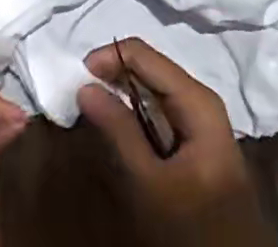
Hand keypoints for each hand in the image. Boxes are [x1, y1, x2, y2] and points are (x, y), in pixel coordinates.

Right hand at [77, 39, 272, 246]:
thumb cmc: (192, 223)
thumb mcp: (149, 182)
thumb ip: (119, 130)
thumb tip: (85, 87)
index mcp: (196, 98)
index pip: (143, 54)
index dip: (108, 57)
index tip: (77, 75)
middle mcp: (199, 95)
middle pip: (149, 65)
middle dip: (113, 72)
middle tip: (79, 90)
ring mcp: (199, 113)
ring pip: (152, 83)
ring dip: (120, 88)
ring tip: (91, 101)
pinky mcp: (194, 131)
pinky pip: (159, 104)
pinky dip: (133, 105)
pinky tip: (115, 119)